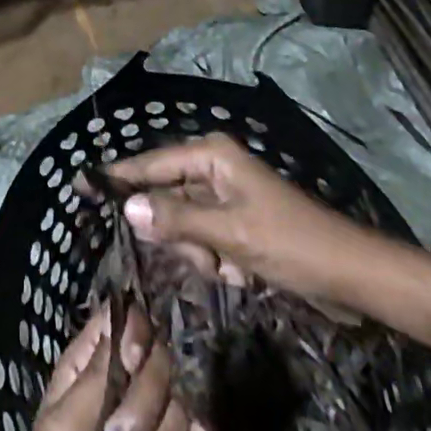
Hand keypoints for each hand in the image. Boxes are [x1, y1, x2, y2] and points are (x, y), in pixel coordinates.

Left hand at [32, 302, 197, 430]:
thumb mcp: (65, 425)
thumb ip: (97, 372)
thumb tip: (120, 308)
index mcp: (88, 367)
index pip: (120, 321)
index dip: (133, 329)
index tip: (133, 357)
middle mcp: (125, 383)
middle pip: (156, 359)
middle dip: (142, 401)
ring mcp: (154, 416)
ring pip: (178, 402)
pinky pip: (201, 430)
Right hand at [104, 134, 373, 299]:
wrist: (350, 275)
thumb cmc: (291, 243)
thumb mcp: (231, 234)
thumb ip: (176, 219)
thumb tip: (126, 207)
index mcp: (211, 155)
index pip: (149, 164)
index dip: (116, 178)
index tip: (79, 185)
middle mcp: (212, 169)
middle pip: (165, 200)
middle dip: (182, 236)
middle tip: (209, 257)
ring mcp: (223, 197)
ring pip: (182, 227)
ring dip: (202, 254)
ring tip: (233, 268)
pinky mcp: (233, 222)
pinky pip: (202, 241)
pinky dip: (217, 262)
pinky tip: (243, 273)